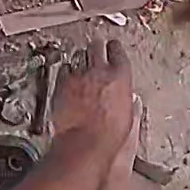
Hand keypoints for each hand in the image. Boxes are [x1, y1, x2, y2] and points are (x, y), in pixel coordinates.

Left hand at [51, 40, 134, 154]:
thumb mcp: (127, 113)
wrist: (85, 142)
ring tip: (81, 63)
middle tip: (96, 48)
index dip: (114, 48)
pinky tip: (68, 76)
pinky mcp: (62, 83)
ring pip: (78, 56)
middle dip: (96, 46)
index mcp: (120, 76)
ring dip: (81, 59)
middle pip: (96, 46)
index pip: (118, 51)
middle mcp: (99, 71)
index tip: (113, 47)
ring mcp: (79, 75)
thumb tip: (122, 95)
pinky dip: (66, 71)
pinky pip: (64, 69)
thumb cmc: (109, 134)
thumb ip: (123, 95)